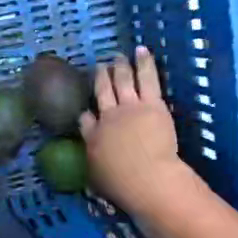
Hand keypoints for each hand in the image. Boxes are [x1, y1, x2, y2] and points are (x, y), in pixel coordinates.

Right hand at [80, 47, 199, 224]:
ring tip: (117, 57)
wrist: (147, 178)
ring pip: (122, 81)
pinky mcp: (151, 104)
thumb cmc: (123, 186)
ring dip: (119, 67)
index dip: (86, 112)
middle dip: (100, 79)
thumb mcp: (97, 179)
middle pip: (102, 92)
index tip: (85, 108)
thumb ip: (95, 164)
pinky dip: (144, 62)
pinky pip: (147, 78)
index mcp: (93, 139)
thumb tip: (92, 163)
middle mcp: (107, 118)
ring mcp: (129, 107)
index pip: (85, 120)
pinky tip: (141, 50)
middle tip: (99, 67)